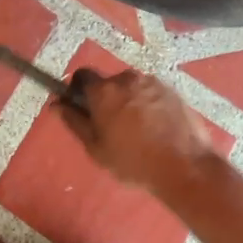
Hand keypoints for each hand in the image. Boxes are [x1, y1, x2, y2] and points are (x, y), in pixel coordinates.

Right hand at [58, 70, 217, 193]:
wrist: (186, 166)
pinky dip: (149, 105)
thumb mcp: (96, 148)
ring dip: (129, 102)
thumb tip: (56, 104)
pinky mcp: (172, 90)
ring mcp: (152, 82)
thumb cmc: (133, 161)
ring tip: (138, 131)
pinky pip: (152, 93)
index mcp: (103, 90)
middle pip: (109, 83)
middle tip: (112, 127)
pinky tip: (156, 129)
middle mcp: (127, 78)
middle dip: (107, 99)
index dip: (79, 90)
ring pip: (132, 88)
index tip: (83, 109)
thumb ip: (74, 122)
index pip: (82, 76)